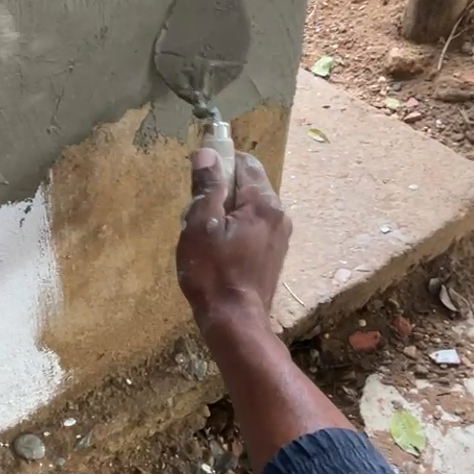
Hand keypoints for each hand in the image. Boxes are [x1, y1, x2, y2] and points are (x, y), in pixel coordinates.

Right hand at [175, 148, 291, 330]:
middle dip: (219, 189)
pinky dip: (233, 226)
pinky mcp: (274, 252)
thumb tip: (207, 153)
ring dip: (224, 209)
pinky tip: (217, 247)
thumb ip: (206, 187)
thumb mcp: (200, 225)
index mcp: (263, 203)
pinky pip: (252, 225)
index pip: (243, 161)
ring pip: (248, 206)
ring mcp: (280, 235)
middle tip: (194, 213)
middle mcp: (279, 214)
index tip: (195, 178)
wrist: (234, 319)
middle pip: (246, 183)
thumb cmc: (212, 271)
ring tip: (203, 233)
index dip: (218, 161)